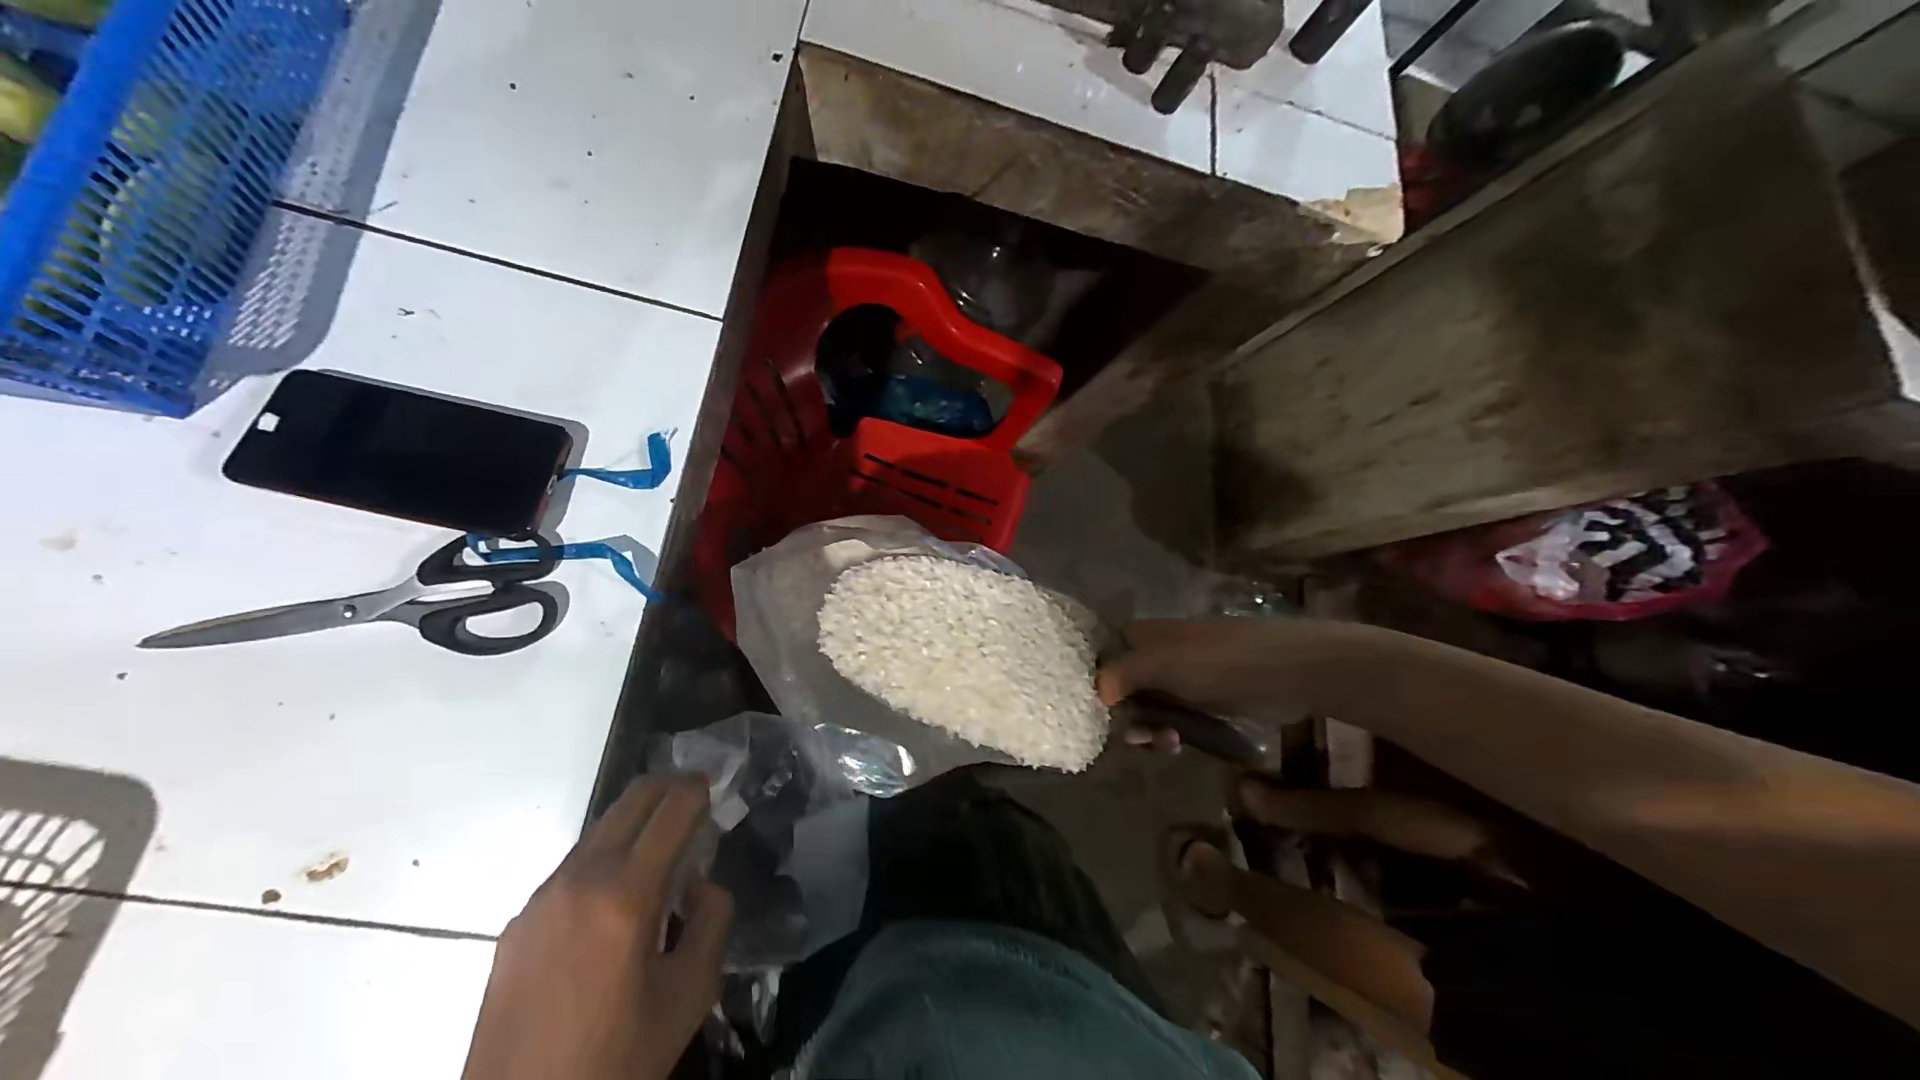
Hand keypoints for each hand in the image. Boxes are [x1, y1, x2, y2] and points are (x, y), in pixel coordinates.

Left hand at [461, 776, 733, 1079]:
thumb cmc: (618, 1056)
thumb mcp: (690, 994)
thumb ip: (712, 921)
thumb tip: (702, 882)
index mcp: (626, 895)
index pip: (671, 810)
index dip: (697, 789)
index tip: (715, 786)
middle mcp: (579, 880)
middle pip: (630, 801)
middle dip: (668, 787)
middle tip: (695, 798)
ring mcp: (541, 899)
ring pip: (599, 831)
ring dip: (636, 823)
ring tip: (662, 850)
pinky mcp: (518, 923)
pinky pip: (572, 869)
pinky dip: (605, 859)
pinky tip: (616, 902)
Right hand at [1098, 617, 1373, 744]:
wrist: (1289, 670)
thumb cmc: (1218, 661)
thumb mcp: (1162, 663)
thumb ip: (1121, 673)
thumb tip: (1096, 691)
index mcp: (1144, 634)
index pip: (1104, 652)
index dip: (1095, 679)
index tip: (1096, 711)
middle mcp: (1158, 651)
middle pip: (1123, 684)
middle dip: (1124, 714)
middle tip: (1135, 737)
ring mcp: (1183, 675)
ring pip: (1148, 704)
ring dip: (1148, 727)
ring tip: (1163, 743)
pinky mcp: (1205, 697)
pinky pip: (1174, 715)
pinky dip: (1170, 731)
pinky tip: (1178, 743)